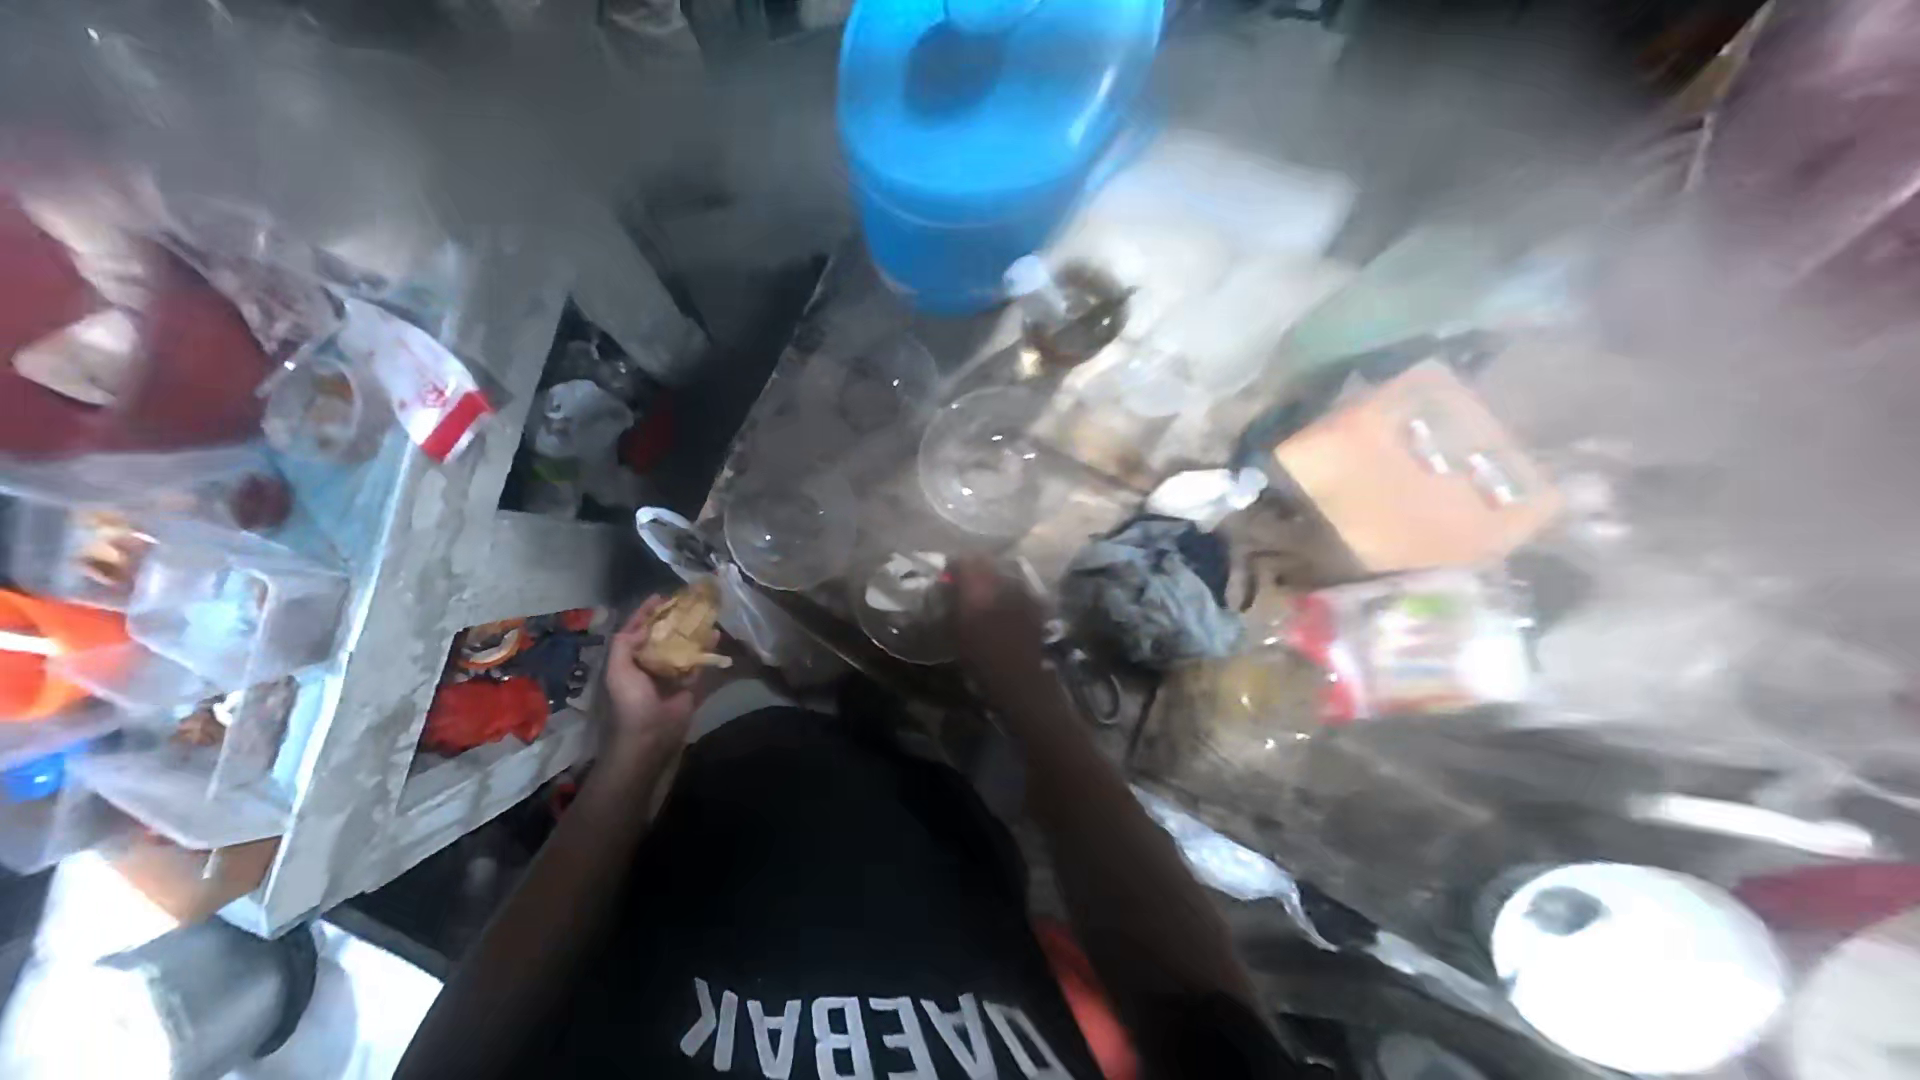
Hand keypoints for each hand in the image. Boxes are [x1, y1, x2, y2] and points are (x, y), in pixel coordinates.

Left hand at [605, 596, 695, 759]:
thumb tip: (646, 626)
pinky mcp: (689, 683)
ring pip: (682, 645)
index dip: (645, 612)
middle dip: (672, 618)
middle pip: (661, 634)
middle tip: (687, 602)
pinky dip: (707, 649)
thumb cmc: (631, 702)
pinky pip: (699, 662)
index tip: (659, 596)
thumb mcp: (618, 671)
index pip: (636, 630)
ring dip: (692, 631)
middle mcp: (649, 662)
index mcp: (629, 659)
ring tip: (704, 614)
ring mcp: (670, 672)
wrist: (651, 736)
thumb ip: (625, 644)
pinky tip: (715, 635)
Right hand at [949, 557, 1048, 692]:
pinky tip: (1006, 603)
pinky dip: (1009, 589)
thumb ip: (952, 605)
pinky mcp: (1036, 601)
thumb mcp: (956, 634)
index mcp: (977, 590)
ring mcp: (1022, 590)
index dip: (954, 564)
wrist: (1021, 678)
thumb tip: (949, 589)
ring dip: (992, 576)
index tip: (947, 573)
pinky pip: (1018, 585)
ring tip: (987, 591)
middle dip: (973, 566)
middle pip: (985, 561)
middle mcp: (1001, 583)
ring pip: (1003, 570)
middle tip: (965, 579)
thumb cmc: (981, 661)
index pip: (964, 561)